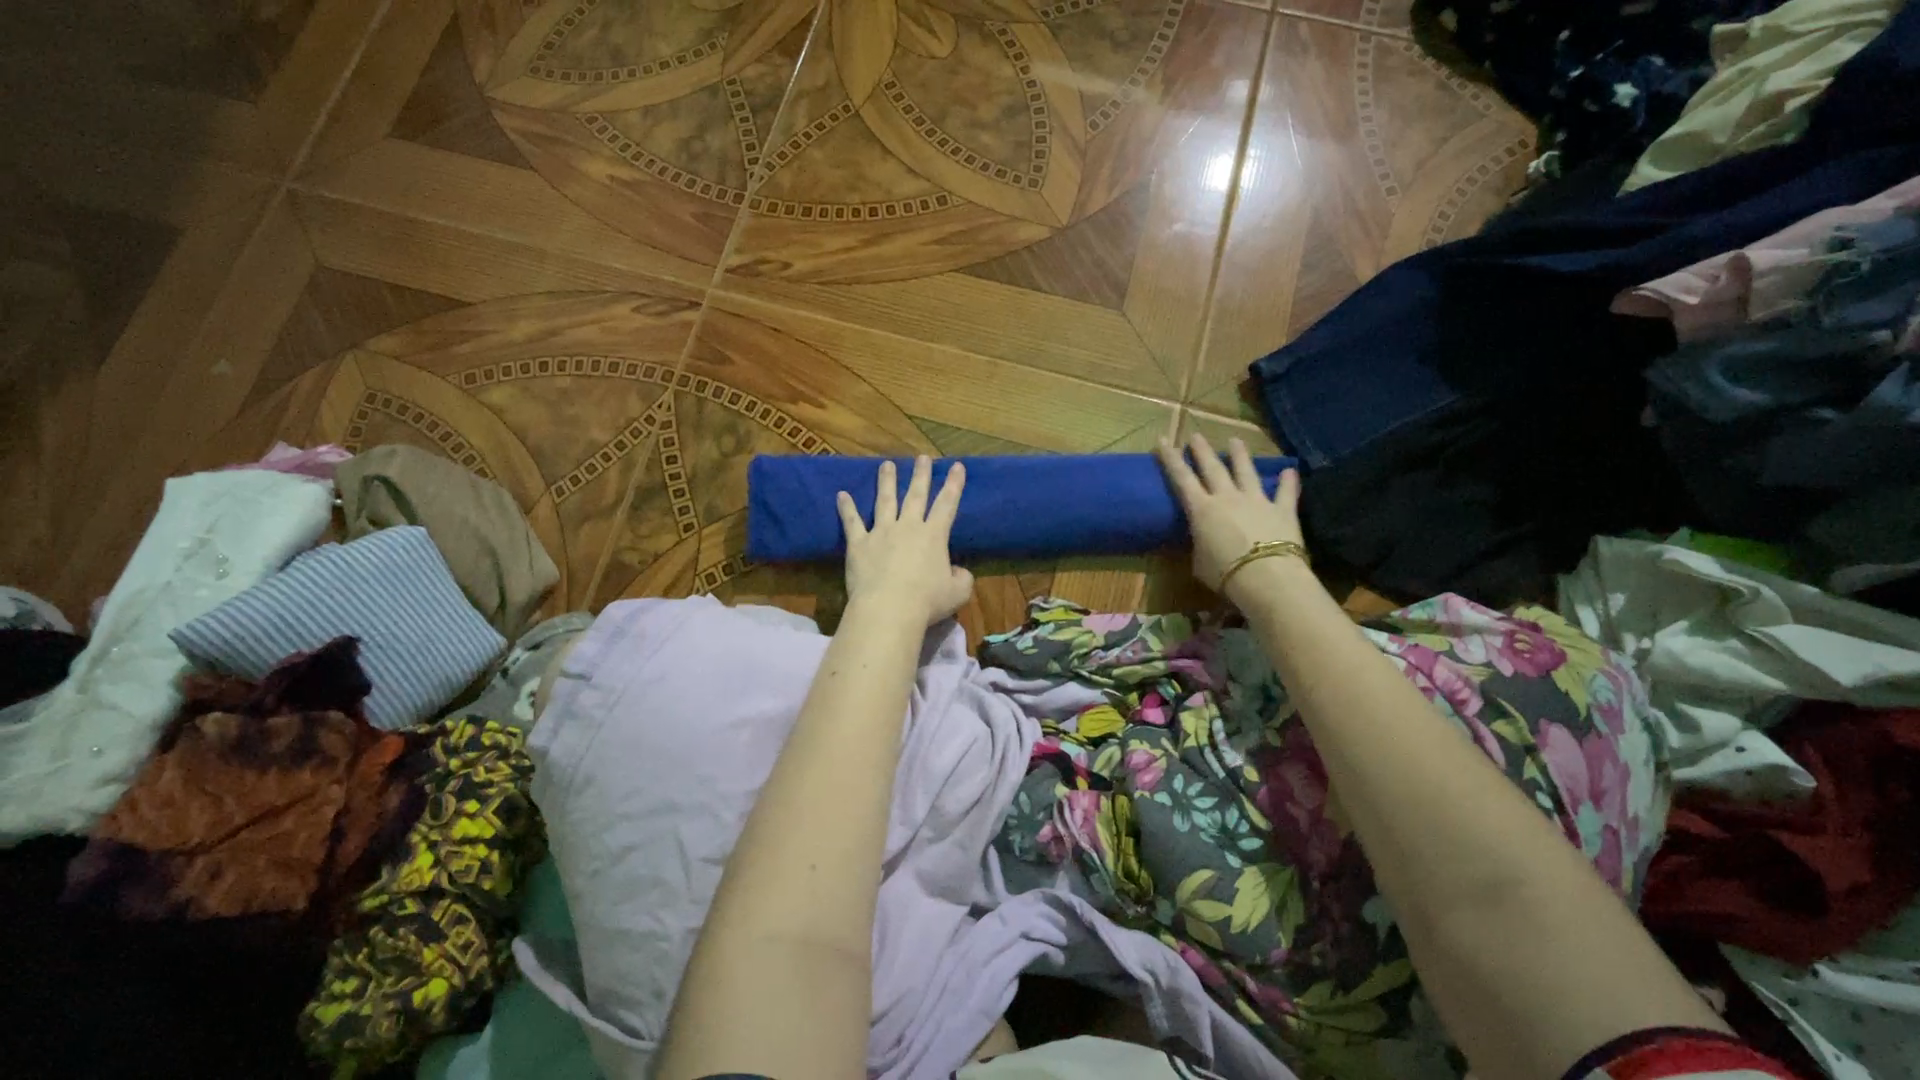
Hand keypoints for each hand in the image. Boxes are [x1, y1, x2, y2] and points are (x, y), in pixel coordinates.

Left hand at [837, 456, 973, 626]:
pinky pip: (852, 522)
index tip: (956, 466)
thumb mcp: (957, 593)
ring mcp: (881, 532)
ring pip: (885, 501)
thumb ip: (962, 578)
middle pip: (915, 495)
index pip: (947, 504)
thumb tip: (959, 571)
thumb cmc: (927, 601)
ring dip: (886, 482)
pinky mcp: (859, 544)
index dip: (953, 484)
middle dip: (920, 475)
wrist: (889, 608)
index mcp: (934, 536)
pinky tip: (841, 495)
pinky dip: (846, 508)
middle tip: (922, 457)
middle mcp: (908, 527)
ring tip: (887, 465)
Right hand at [1157, 433, 1302, 597]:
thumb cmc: (1225, 574)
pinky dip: (1288, 481)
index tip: (1164, 439)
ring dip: (1240, 455)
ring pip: (1246, 471)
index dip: (1171, 459)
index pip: (1181, 479)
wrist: (1266, 577)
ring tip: (1235, 440)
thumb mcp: (1200, 563)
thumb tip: (1203, 542)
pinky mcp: (1282, 510)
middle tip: (1196, 435)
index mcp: (1202, 510)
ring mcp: (1257, 501)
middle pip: (1212, 468)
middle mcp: (1228, 498)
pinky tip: (1290, 470)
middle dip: (1202, 451)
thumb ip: (1201, 546)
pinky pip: (1286, 492)